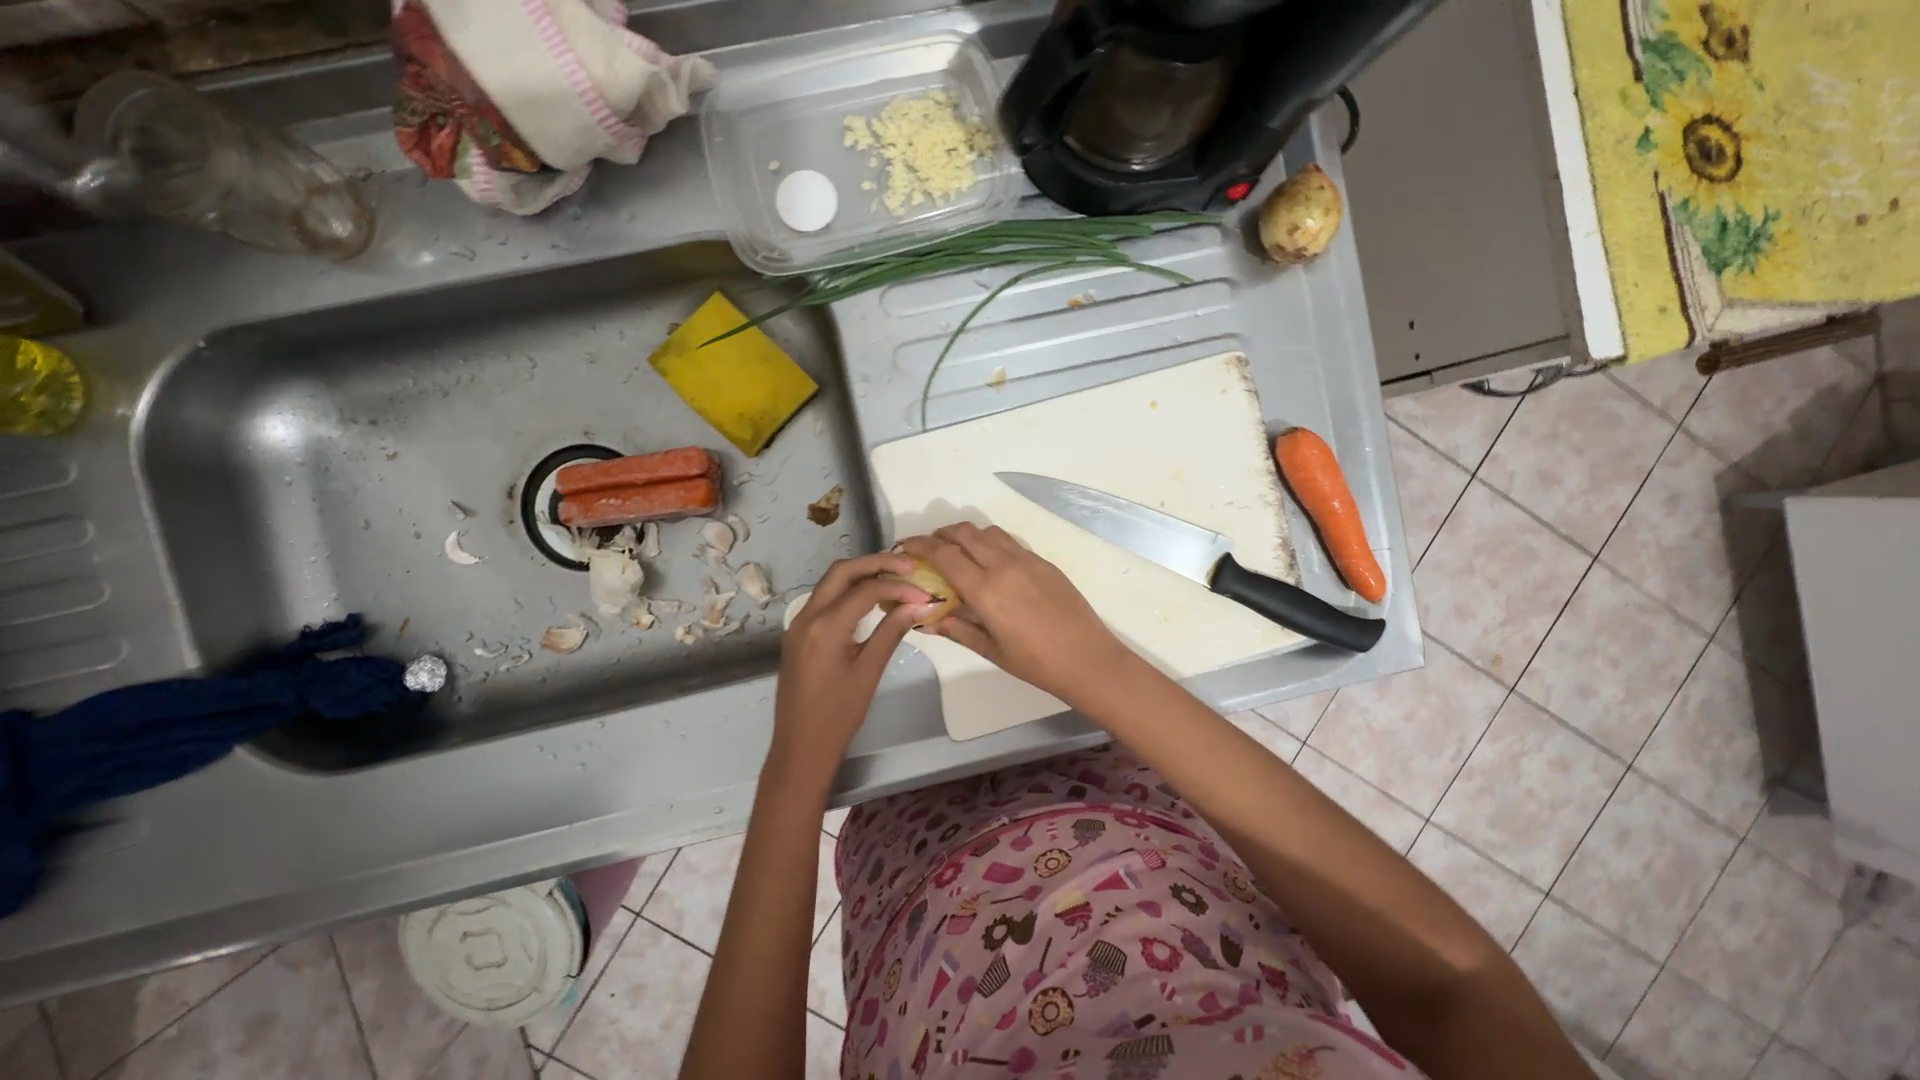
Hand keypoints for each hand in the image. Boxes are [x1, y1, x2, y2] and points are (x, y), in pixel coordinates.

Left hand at [773, 553, 938, 775]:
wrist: (800, 747)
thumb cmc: (838, 715)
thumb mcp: (869, 671)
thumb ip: (892, 631)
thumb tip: (920, 604)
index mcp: (825, 626)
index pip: (866, 590)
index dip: (899, 586)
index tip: (925, 593)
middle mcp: (807, 616)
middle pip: (842, 572)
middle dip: (876, 564)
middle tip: (909, 566)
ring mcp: (799, 624)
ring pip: (831, 583)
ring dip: (861, 575)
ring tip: (895, 578)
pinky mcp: (799, 634)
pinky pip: (824, 600)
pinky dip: (848, 592)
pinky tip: (871, 600)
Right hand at [899, 524, 1131, 705]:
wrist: (1088, 659)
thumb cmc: (1035, 663)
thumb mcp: (990, 650)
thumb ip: (957, 629)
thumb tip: (927, 619)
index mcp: (985, 589)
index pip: (944, 554)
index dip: (920, 545)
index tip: (905, 546)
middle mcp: (1004, 566)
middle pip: (965, 532)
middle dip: (941, 534)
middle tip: (929, 548)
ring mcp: (1027, 560)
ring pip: (989, 531)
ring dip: (968, 535)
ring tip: (958, 551)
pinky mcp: (1044, 562)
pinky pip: (1010, 542)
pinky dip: (991, 543)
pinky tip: (990, 563)